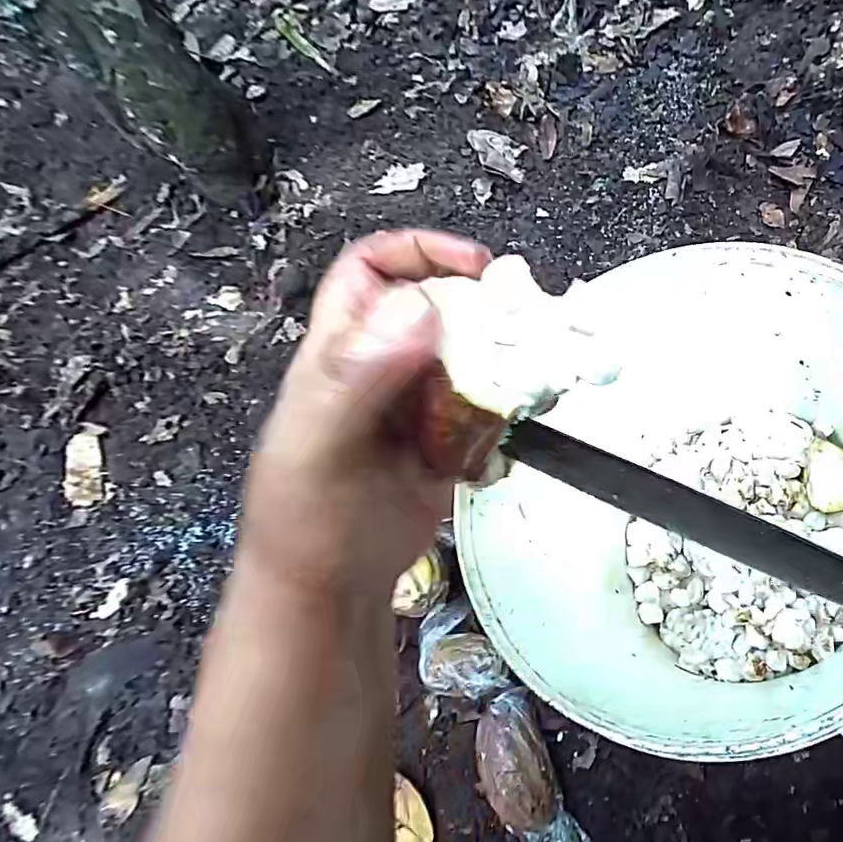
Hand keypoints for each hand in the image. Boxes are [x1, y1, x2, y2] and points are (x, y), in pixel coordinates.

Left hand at [238, 230, 500, 598]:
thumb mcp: (321, 445)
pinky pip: (489, 407)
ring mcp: (422, 407)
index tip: (478, 267)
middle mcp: (386, 369)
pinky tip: (517, 425)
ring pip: (474, 358)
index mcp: (342, 352)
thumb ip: (360, 376)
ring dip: (508, 361)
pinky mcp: (450, 442)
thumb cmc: (307, 520)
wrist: (332, 587)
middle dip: (486, 309)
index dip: (422, 253)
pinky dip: (511, 408)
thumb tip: (420, 309)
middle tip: (527, 326)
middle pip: (442, 310)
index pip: (374, 271)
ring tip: (535, 376)